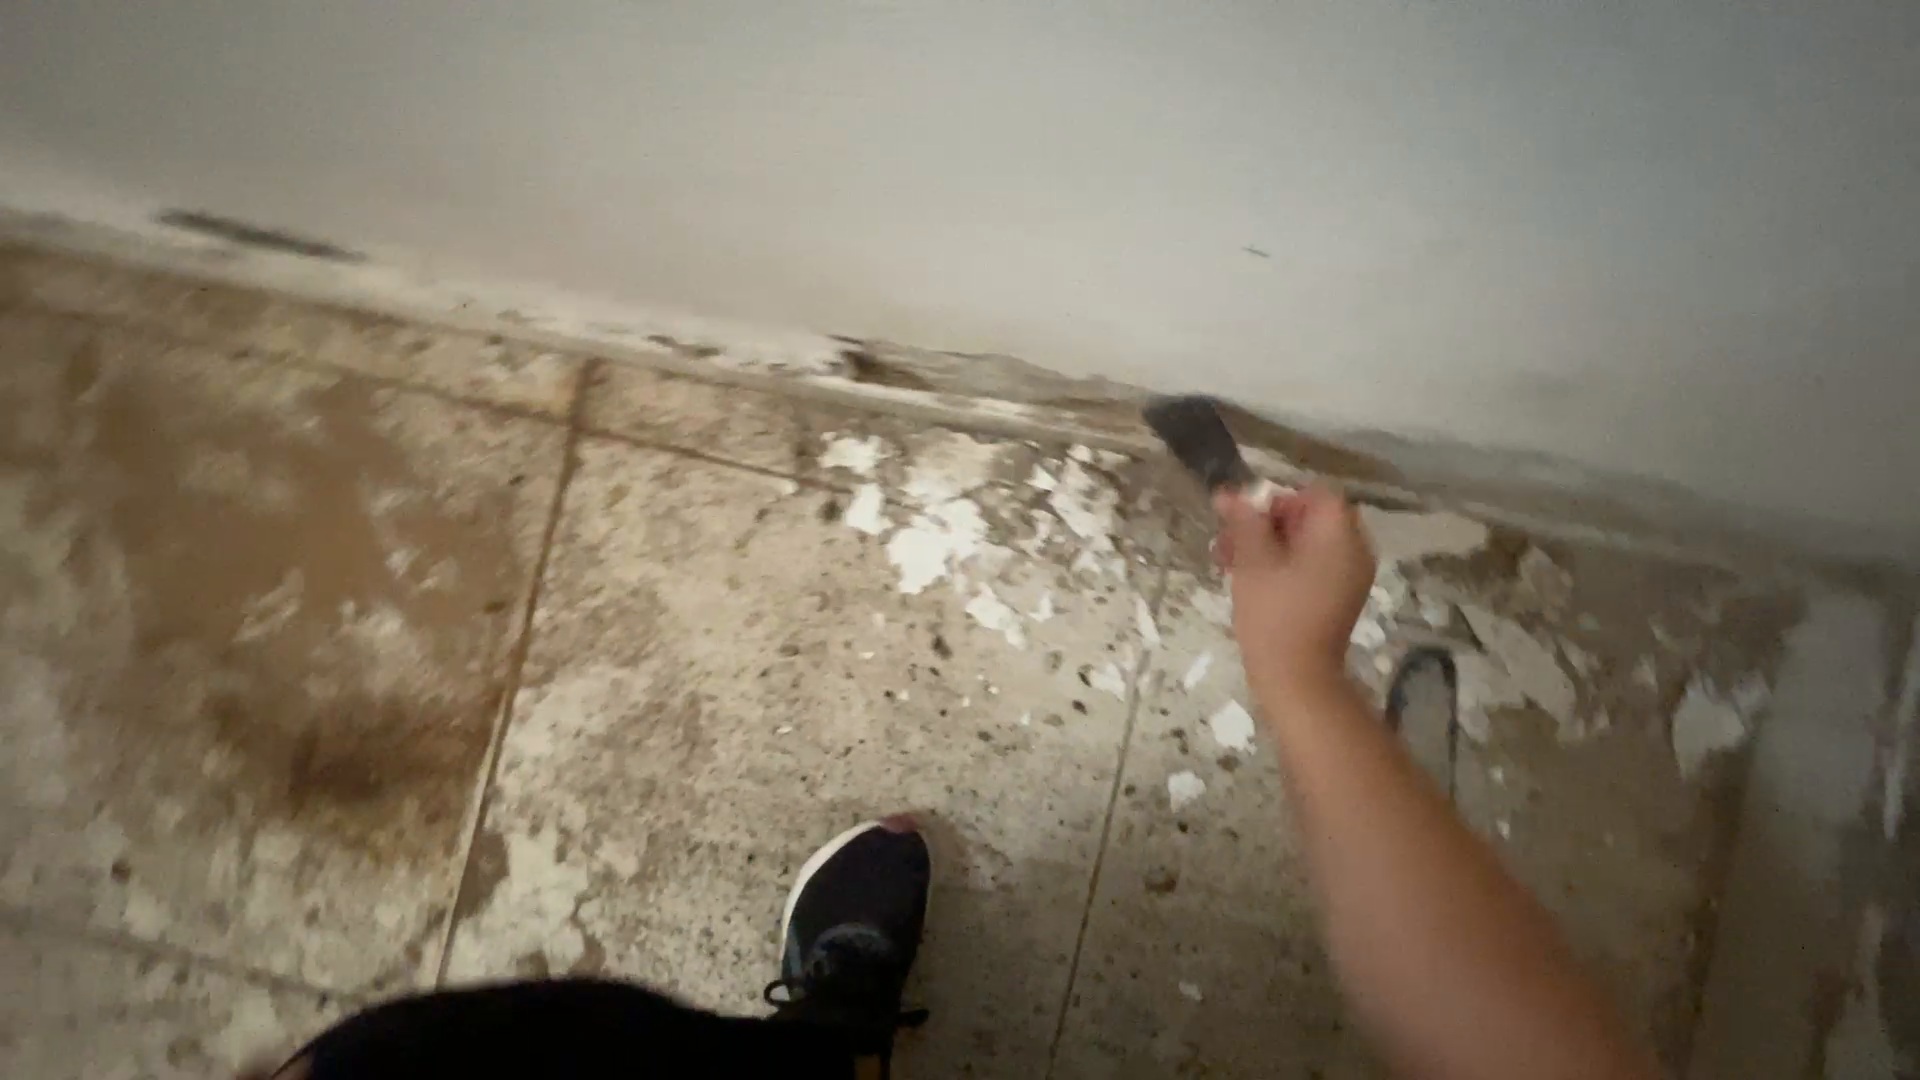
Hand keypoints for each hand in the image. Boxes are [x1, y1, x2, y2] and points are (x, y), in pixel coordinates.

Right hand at [1212, 484, 1375, 684]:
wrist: (1296, 676)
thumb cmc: (1274, 613)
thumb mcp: (1252, 560)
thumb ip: (1243, 521)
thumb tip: (1228, 492)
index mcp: (1339, 535)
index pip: (1313, 494)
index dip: (1276, 501)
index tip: (1245, 521)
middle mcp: (1353, 549)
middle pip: (1308, 517)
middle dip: (1264, 525)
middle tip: (1226, 542)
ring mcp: (1348, 575)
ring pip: (1305, 543)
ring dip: (1266, 545)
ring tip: (1227, 563)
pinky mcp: (1338, 596)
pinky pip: (1310, 566)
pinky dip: (1282, 565)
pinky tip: (1249, 581)